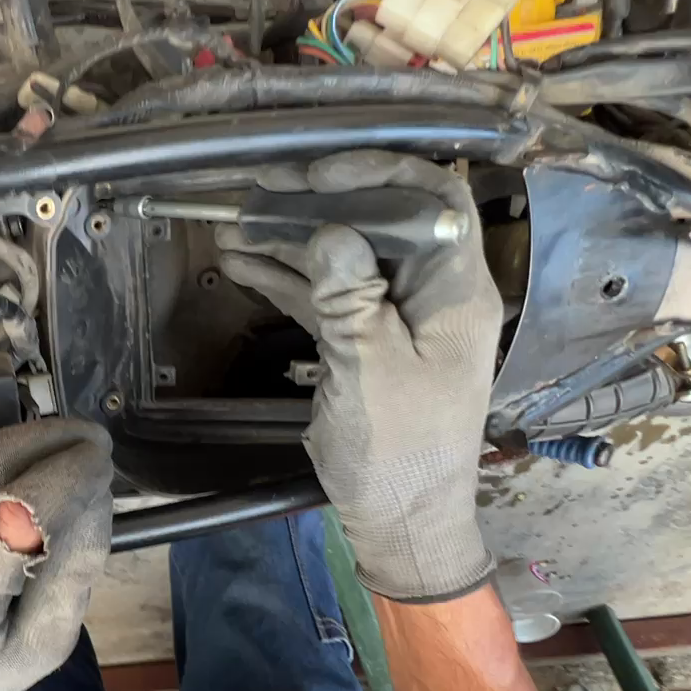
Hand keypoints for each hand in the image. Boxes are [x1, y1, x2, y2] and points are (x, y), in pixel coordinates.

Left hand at [0, 418, 113, 690]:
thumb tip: (93, 489)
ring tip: (63, 444)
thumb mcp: (49, 641)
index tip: (103, 460)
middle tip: (91, 439)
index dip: (60, 482)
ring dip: (17, 440)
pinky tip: (15, 465)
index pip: (6, 529)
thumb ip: (75, 567)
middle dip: (41, 441)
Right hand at [218, 151, 498, 601]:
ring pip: (344, 259)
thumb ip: (352, 301)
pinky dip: (287, 280)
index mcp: (454, 292)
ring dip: (292, 242)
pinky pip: (325, 297)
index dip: (377, 173)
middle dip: (320, 202)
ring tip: (237, 224)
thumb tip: (331, 234)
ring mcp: (391, 317)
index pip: (430, 203)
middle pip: (378, 224)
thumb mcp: (373, 373)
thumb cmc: (398, 450)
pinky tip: (244, 265)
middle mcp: (427, 293)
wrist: (397, 517)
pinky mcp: (360, 342)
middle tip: (261, 190)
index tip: (315, 174)